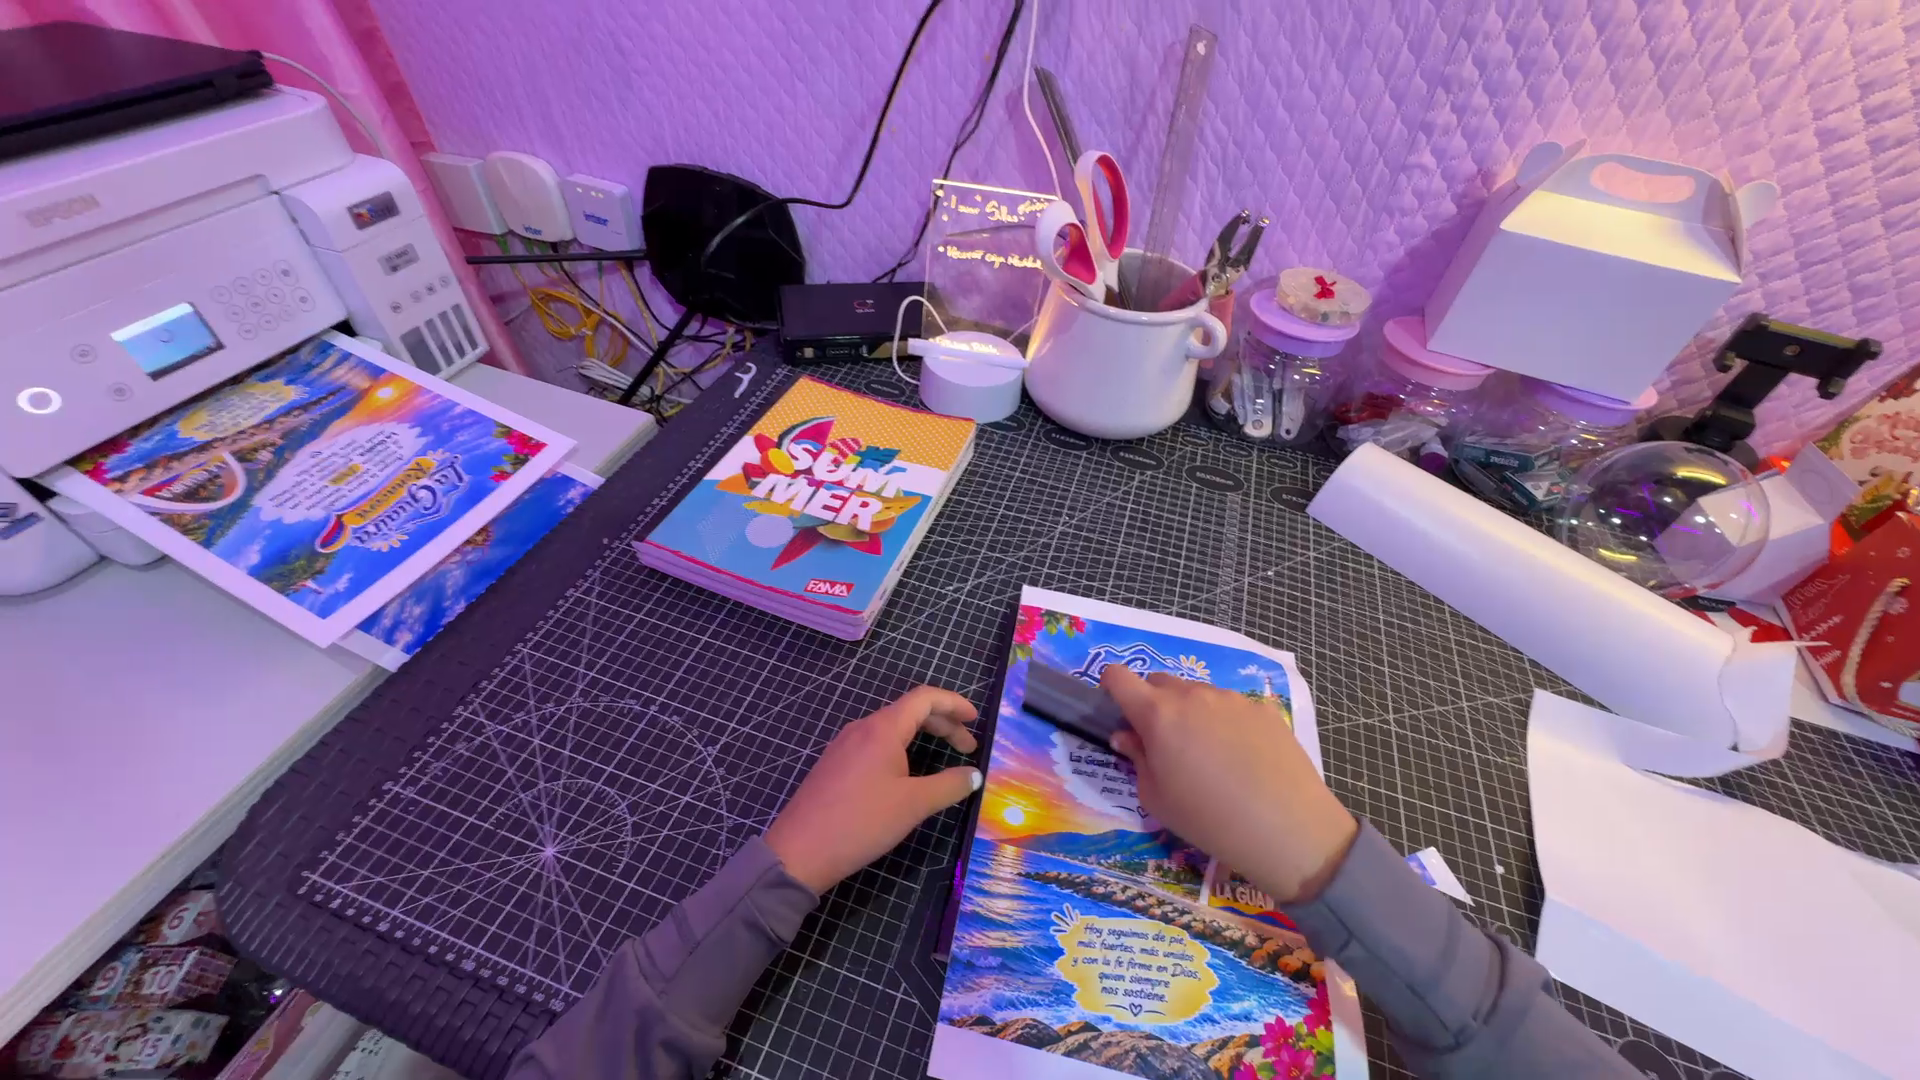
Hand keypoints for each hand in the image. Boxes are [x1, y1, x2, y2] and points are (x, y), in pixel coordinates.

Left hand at [763, 686, 982, 893]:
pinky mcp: (835, 764)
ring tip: (942, 756)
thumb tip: (974, 775)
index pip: (925, 698)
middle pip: (910, 711)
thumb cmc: (860, 822)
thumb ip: (949, 786)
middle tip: (968, 747)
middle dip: (943, 723)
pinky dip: (901, 747)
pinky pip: (876, 743)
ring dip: (922, 735)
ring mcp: (845, 745)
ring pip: (892, 727)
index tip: (976, 719)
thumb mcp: (913, 805)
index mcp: (883, 728)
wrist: (798, 852)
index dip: (954, 704)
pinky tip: (907, 772)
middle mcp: (862, 727)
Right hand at [1103, 665, 1357, 903]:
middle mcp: (1192, 695)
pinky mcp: (1263, 709)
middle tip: (1165, 744)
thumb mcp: (1156, 799)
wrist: (1289, 830)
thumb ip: (1136, 758)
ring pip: (1197, 694)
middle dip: (1152, 705)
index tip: (1119, 714)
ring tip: (1210, 756)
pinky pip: (1231, 707)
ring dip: (1190, 713)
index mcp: (1157, 714)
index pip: (1118, 676)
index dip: (1111, 689)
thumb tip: (1128, 736)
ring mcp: (1231, 698)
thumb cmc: (1209, 820)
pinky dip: (1225, 723)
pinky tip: (1243, 760)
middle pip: (1158, 682)